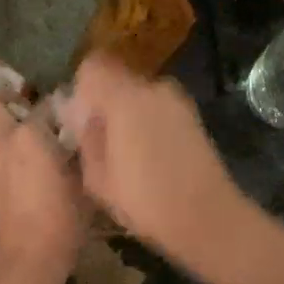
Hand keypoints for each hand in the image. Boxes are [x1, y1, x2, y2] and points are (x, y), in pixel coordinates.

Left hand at [0, 95, 88, 283]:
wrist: (30, 257)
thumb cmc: (63, 218)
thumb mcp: (86, 181)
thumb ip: (84, 148)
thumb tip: (88, 128)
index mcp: (29, 135)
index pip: (44, 103)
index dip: (61, 105)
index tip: (75, 113)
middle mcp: (5, 142)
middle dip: (13, 101)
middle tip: (41, 112)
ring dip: (15, 128)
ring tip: (46, 141)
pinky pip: (2, 152)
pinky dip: (15, 150)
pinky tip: (40, 166)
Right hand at [62, 52, 252, 257]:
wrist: (206, 217)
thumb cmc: (145, 201)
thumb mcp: (97, 178)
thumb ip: (86, 139)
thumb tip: (82, 120)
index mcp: (125, 98)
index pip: (92, 66)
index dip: (80, 89)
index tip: (77, 120)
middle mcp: (153, 87)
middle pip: (116, 79)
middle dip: (102, 103)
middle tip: (96, 139)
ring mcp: (177, 100)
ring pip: (138, 94)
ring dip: (125, 114)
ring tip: (122, 153)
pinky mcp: (192, 116)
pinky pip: (156, 108)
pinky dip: (145, 122)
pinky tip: (145, 156)